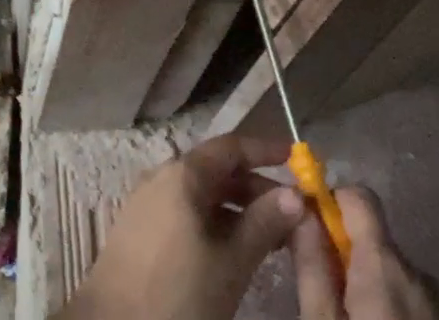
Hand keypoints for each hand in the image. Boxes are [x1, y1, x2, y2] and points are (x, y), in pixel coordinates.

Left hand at [59, 133, 305, 319]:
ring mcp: (147, 202)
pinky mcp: (140, 227)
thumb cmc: (180, 292)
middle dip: (256, 186)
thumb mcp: (232, 261)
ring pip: (201, 193)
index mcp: (182, 175)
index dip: (266, 150)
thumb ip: (265, 223)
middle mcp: (161, 177)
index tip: (298, 160)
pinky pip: (185, 210)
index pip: (231, 147)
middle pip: (217, 169)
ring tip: (272, 236)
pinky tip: (235, 248)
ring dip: (237, 207)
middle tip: (294, 212)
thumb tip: (296, 194)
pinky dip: (214, 220)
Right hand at [292, 187, 438, 319]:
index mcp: (384, 263)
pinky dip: (392, 302)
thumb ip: (311, 265)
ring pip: (391, 269)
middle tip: (323, 288)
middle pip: (372, 238)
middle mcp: (416, 270)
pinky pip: (411, 293)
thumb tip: (299, 207)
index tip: (308, 225)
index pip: (359, 196)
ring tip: (352, 315)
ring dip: (369, 282)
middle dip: (345, 253)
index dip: (329, 201)